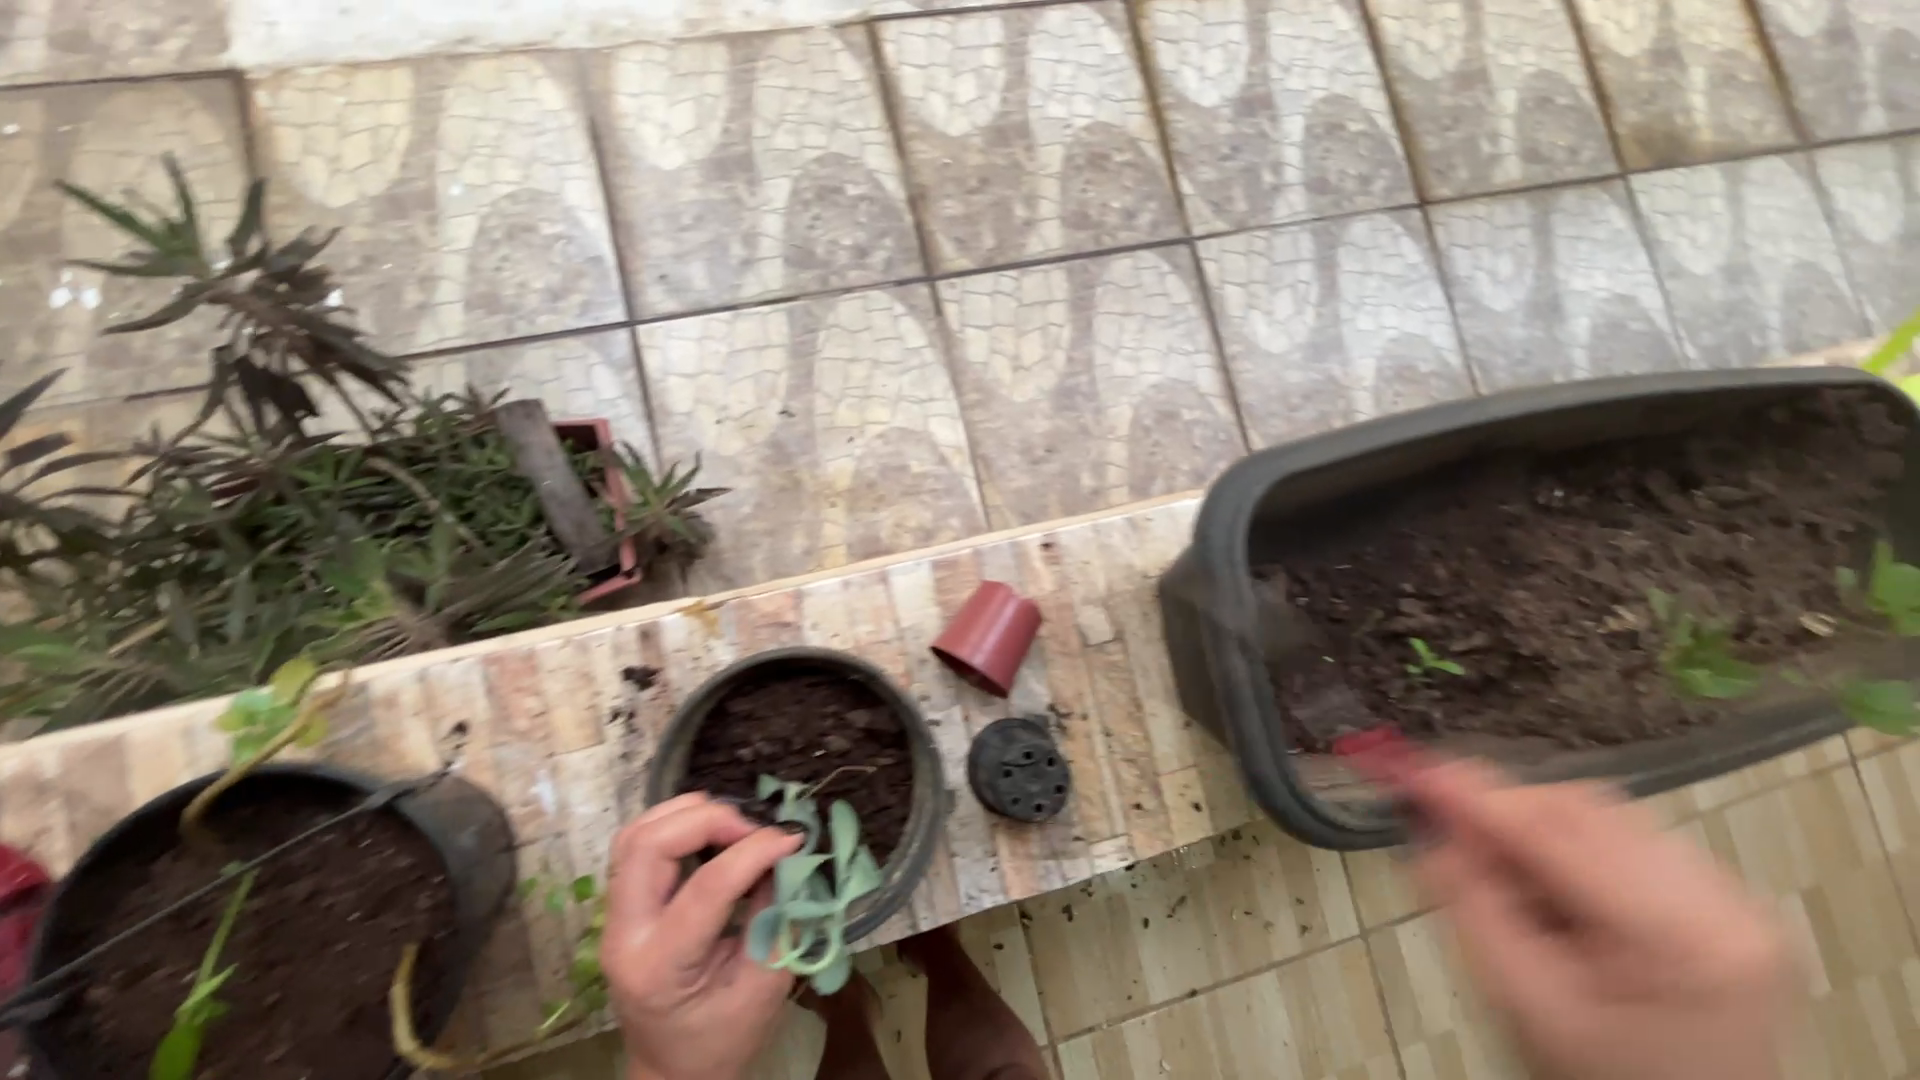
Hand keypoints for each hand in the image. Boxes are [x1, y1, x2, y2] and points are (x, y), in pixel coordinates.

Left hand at [601, 793, 802, 1079]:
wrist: (675, 1069)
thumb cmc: (725, 1037)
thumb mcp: (766, 982)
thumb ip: (777, 911)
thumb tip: (788, 850)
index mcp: (660, 967)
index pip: (707, 886)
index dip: (755, 850)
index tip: (792, 836)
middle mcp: (623, 936)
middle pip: (650, 844)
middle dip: (710, 818)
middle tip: (755, 826)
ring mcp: (613, 919)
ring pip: (636, 834)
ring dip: (689, 814)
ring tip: (735, 823)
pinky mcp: (620, 906)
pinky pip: (637, 843)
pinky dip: (676, 823)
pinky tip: (711, 831)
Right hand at [1403, 761, 1796, 1079]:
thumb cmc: (1599, 1075)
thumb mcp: (1521, 999)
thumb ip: (1474, 903)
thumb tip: (1433, 821)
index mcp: (1677, 939)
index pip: (1558, 837)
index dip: (1479, 799)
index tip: (1418, 775)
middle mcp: (1722, 903)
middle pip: (1585, 812)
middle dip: (1508, 815)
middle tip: (1455, 840)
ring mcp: (1733, 895)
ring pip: (1602, 815)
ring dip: (1538, 831)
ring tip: (1516, 886)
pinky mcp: (1724, 894)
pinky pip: (1626, 834)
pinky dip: (1571, 845)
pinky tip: (1559, 894)